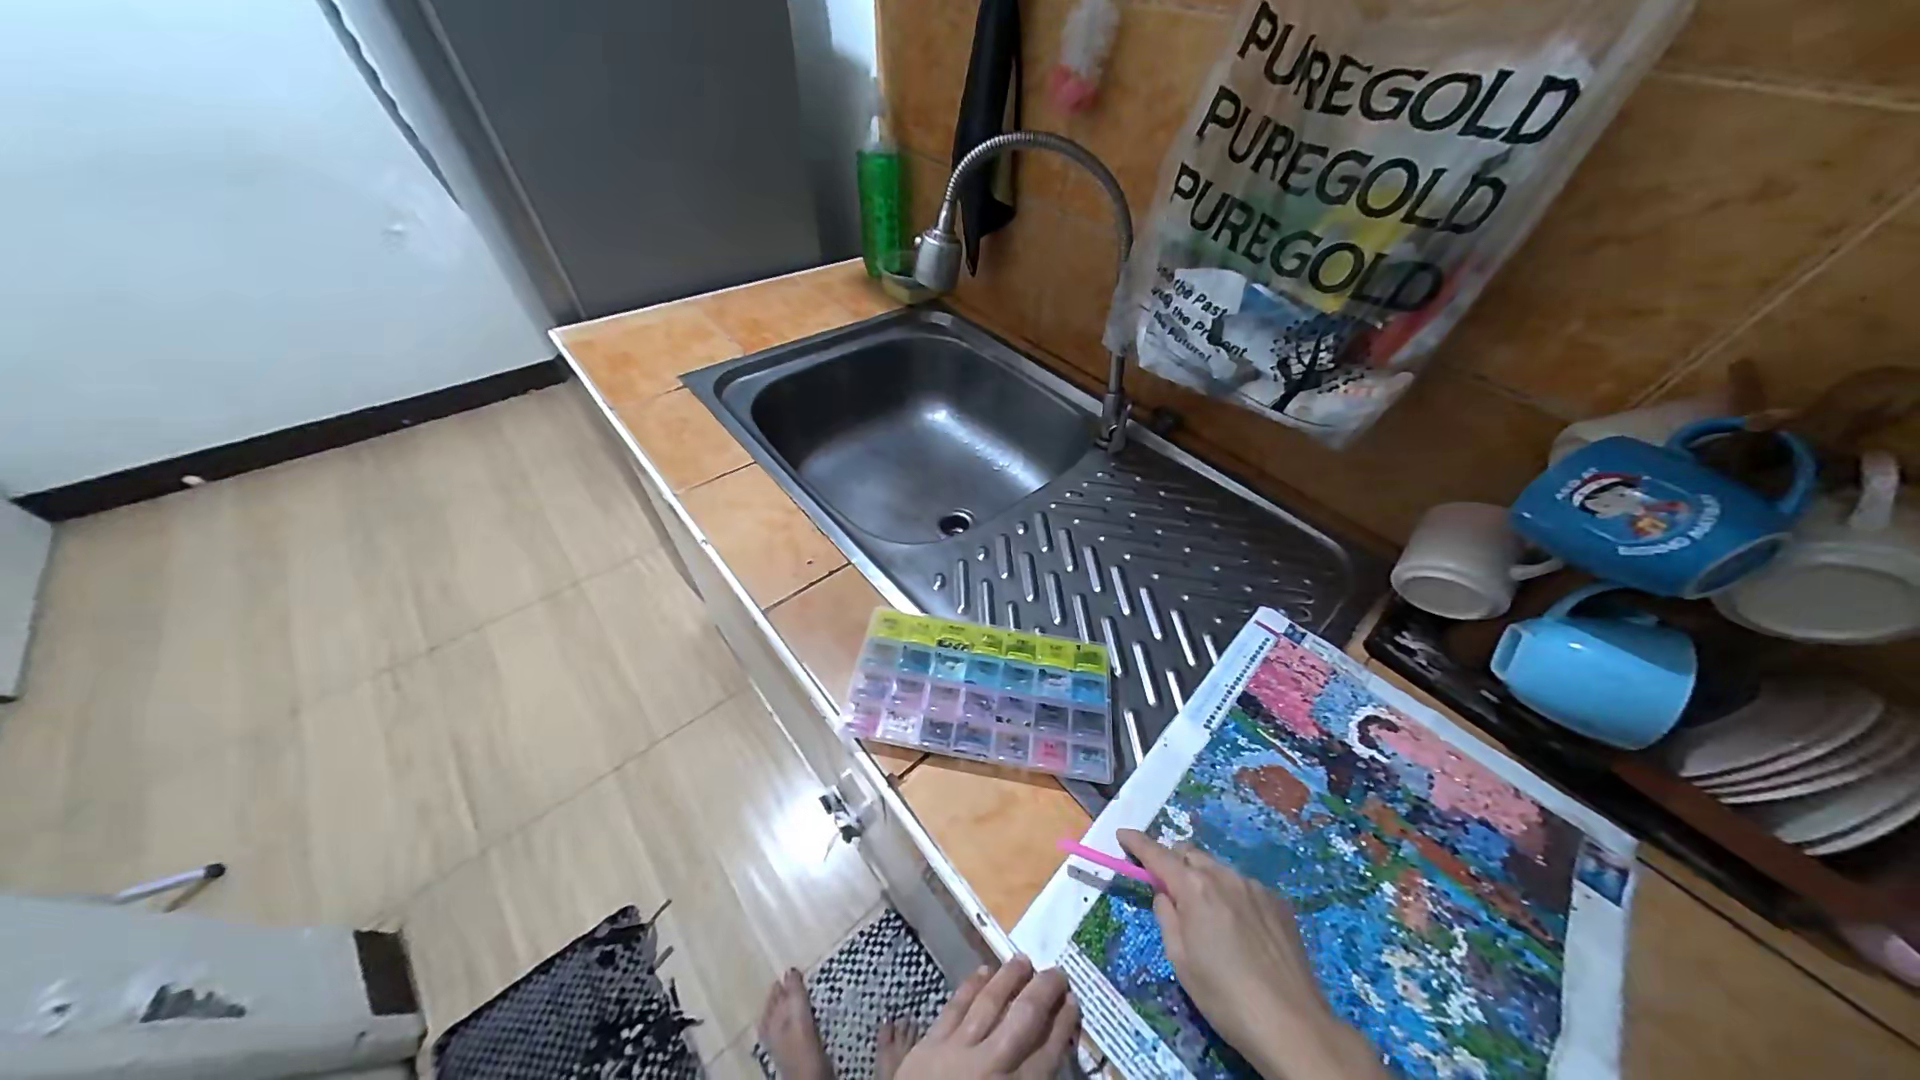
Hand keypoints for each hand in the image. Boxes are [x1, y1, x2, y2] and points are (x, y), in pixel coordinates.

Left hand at [894, 954, 1079, 1079]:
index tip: (1074, 1001)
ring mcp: (958, 1052)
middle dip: (1045, 991)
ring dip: (1009, 978)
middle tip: (1057, 972)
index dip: (1064, 1024)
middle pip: (1025, 1018)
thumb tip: (1047, 1054)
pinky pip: (954, 1008)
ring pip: (989, 1003)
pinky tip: (984, 970)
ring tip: (1023, 960)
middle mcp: (992, 1066)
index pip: (1048, 1053)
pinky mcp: (930, 1045)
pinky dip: (970, 987)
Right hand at [1116, 829, 1388, 1079]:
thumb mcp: (1179, 959)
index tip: (1122, 834)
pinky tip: (1240, 930)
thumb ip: (1166, 916)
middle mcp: (1224, 876)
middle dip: (1173, 863)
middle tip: (1166, 887)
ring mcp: (1256, 888)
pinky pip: (1244, 888)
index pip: (1157, 854)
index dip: (1137, 842)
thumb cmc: (1224, 996)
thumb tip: (1165, 895)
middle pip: (1189, 854)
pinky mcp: (1279, 904)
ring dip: (1204, 880)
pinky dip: (1231, 896)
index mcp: (1194, 887)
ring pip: (1218, 870)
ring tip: (1207, 916)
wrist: (1292, 1025)